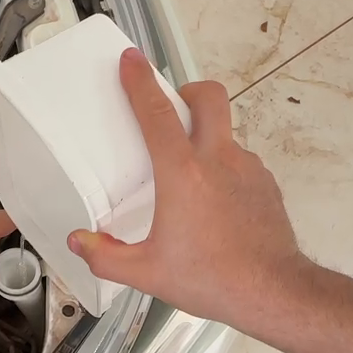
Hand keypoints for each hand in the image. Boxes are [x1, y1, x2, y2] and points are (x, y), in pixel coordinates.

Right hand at [69, 49, 315, 329]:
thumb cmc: (211, 279)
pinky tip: (215, 205)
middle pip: (208, 98)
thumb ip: (106, 256)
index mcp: (183, 175)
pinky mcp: (266, 187)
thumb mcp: (146, 274)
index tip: (131, 61)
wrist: (272, 292)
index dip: (139, 82)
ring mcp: (248, 171)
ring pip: (227, 134)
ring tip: (190, 176)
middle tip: (172, 109)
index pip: (157, 113)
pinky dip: (225, 171)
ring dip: (207, 138)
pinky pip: (242, 165)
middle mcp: (219, 161)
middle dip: (188, 91)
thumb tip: (79, 242)